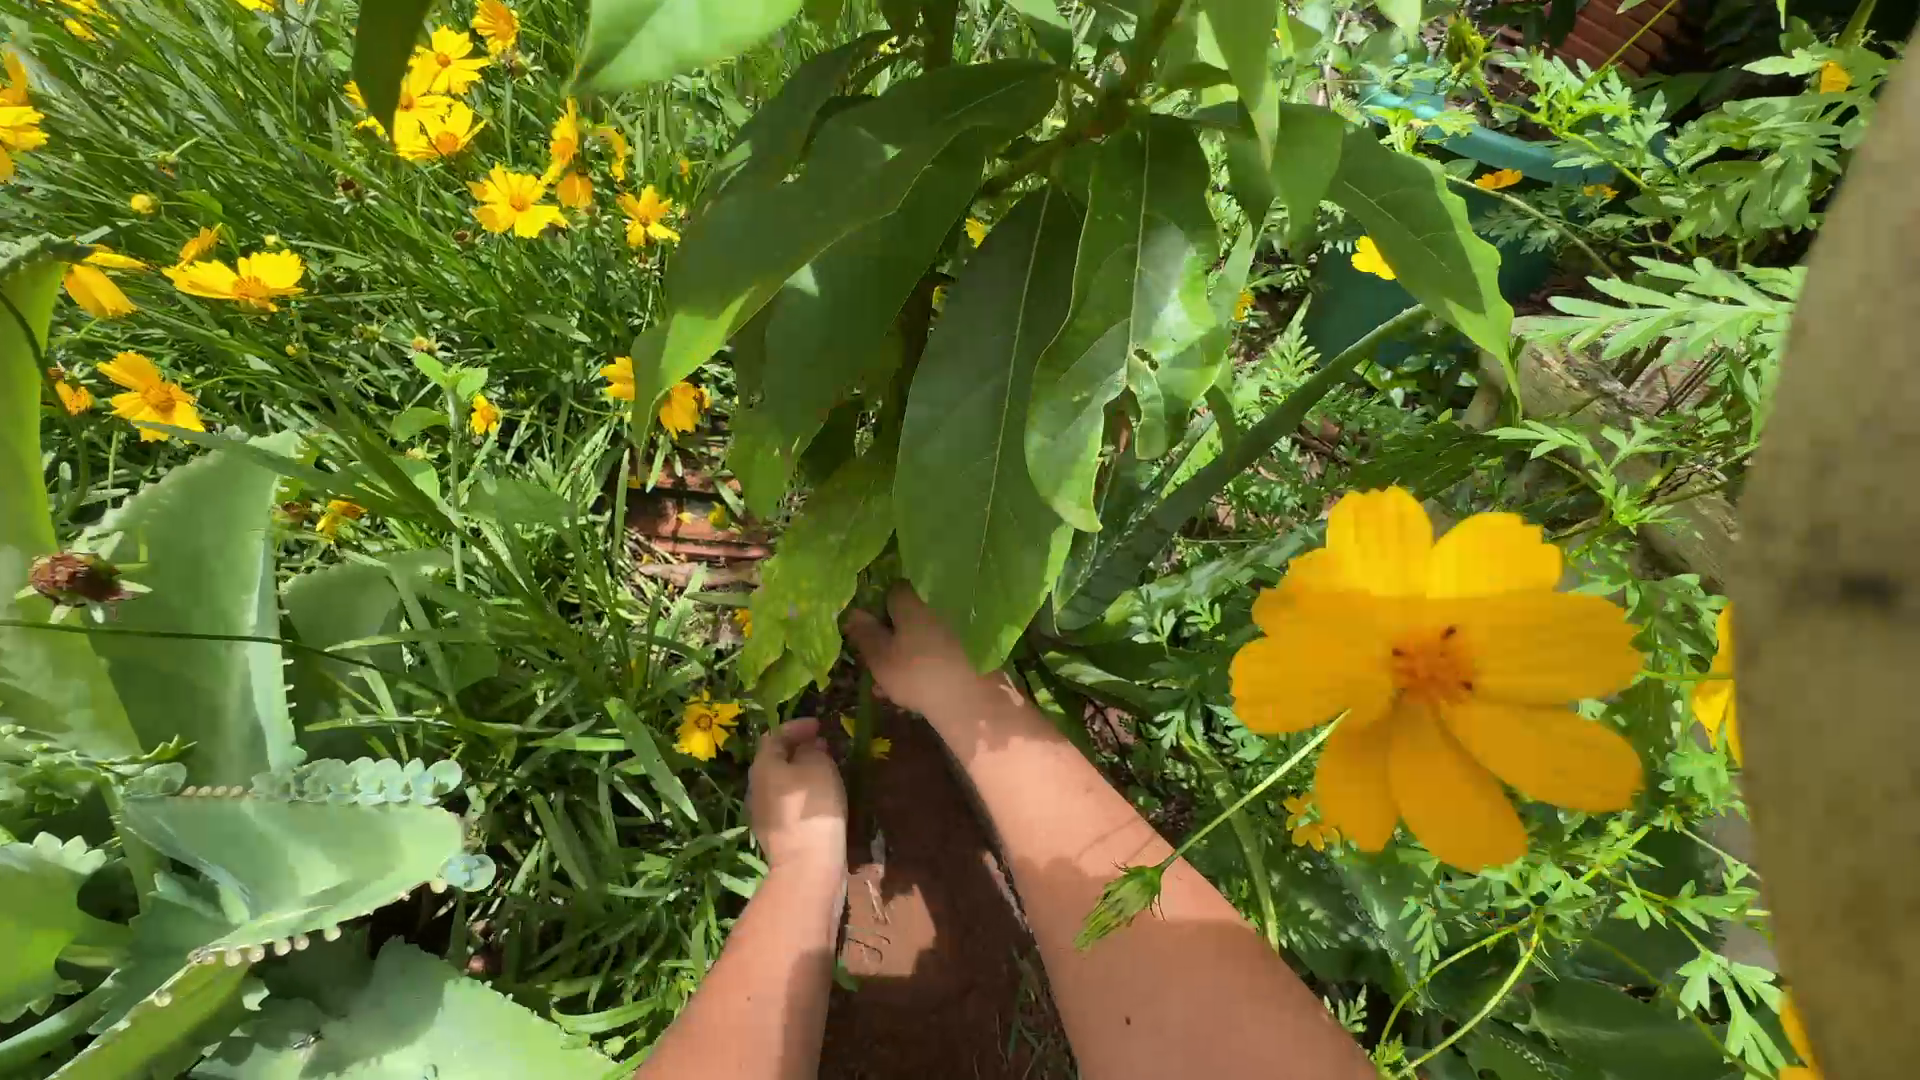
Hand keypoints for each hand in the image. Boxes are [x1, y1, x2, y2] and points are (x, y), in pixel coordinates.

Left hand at [747, 718, 846, 877]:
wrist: (806, 864)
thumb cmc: (812, 806)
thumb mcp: (819, 766)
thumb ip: (812, 749)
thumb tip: (808, 747)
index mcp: (763, 766)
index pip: (775, 735)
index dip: (797, 726)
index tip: (819, 725)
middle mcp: (756, 787)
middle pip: (774, 759)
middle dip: (798, 749)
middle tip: (823, 745)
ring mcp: (762, 813)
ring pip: (780, 782)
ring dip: (800, 771)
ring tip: (825, 769)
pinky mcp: (774, 834)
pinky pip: (786, 803)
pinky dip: (801, 792)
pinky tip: (819, 797)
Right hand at [844, 584, 1006, 717]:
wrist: (972, 700)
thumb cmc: (917, 674)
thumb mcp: (880, 658)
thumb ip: (865, 634)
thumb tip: (853, 612)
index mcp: (913, 604)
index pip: (894, 590)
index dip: (879, 606)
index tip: (870, 627)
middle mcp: (938, 607)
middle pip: (910, 614)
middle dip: (894, 633)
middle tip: (879, 660)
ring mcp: (959, 626)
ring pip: (924, 635)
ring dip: (909, 652)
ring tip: (892, 683)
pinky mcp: (974, 647)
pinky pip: (943, 649)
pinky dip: (929, 663)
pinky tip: (918, 688)